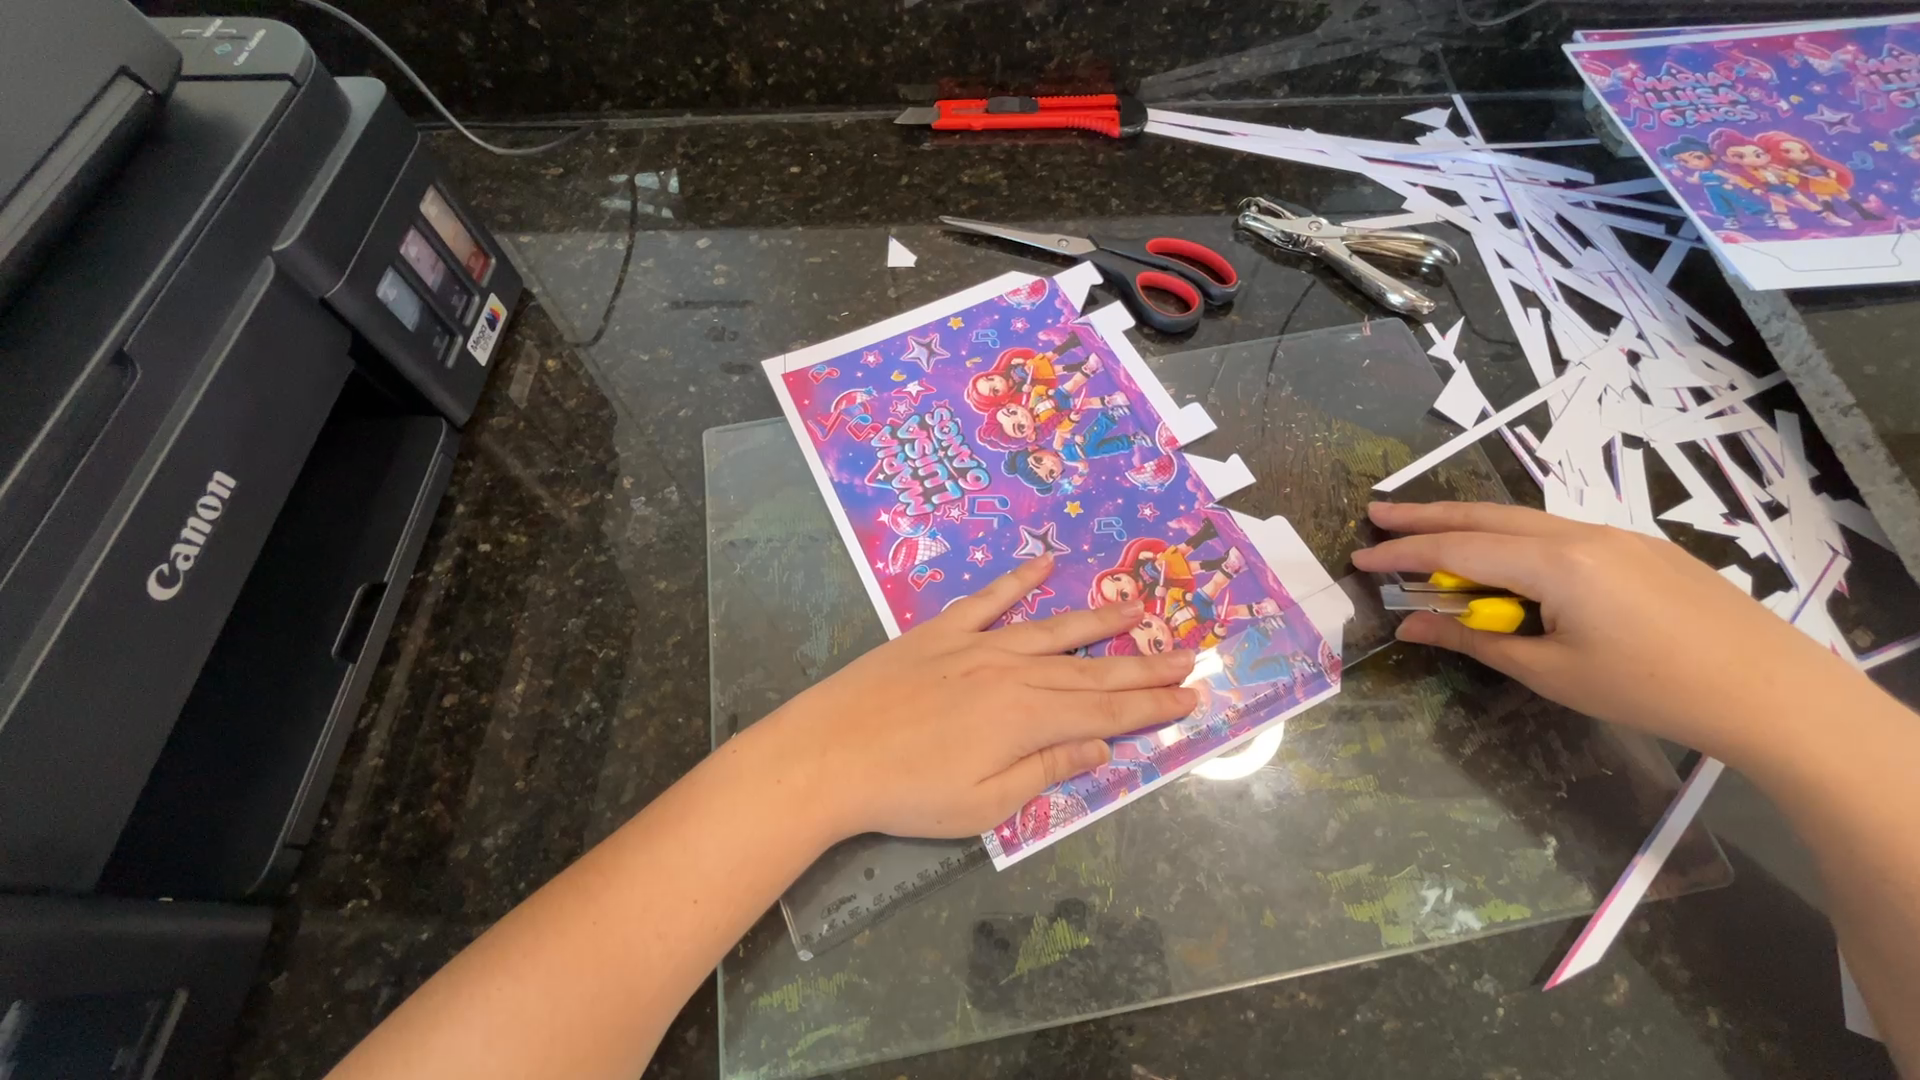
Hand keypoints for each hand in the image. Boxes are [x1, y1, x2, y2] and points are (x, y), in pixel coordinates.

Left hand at [752, 555, 1199, 840]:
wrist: (827, 754)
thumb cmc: (907, 792)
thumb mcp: (985, 803)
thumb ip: (1047, 770)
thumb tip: (1101, 747)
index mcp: (1028, 718)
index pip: (1108, 711)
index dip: (1153, 707)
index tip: (1193, 696)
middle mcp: (1013, 671)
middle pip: (1092, 669)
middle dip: (1144, 666)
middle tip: (1188, 655)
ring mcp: (976, 644)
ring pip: (1053, 629)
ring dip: (1099, 622)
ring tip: (1138, 610)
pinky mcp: (940, 631)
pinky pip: (988, 600)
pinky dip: (1018, 581)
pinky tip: (1045, 564)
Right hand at [1351, 501, 1861, 762]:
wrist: (1774, 694)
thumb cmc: (1650, 688)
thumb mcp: (1549, 672)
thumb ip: (1473, 639)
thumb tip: (1409, 627)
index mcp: (1555, 563)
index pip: (1457, 549)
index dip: (1403, 553)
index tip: (1359, 556)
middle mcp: (1580, 533)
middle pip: (1484, 515)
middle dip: (1425, 515)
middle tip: (1377, 514)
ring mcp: (1615, 535)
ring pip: (1521, 519)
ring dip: (1467, 522)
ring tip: (1425, 528)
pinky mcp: (1639, 548)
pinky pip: (1555, 532)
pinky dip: (1510, 537)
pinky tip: (1501, 557)